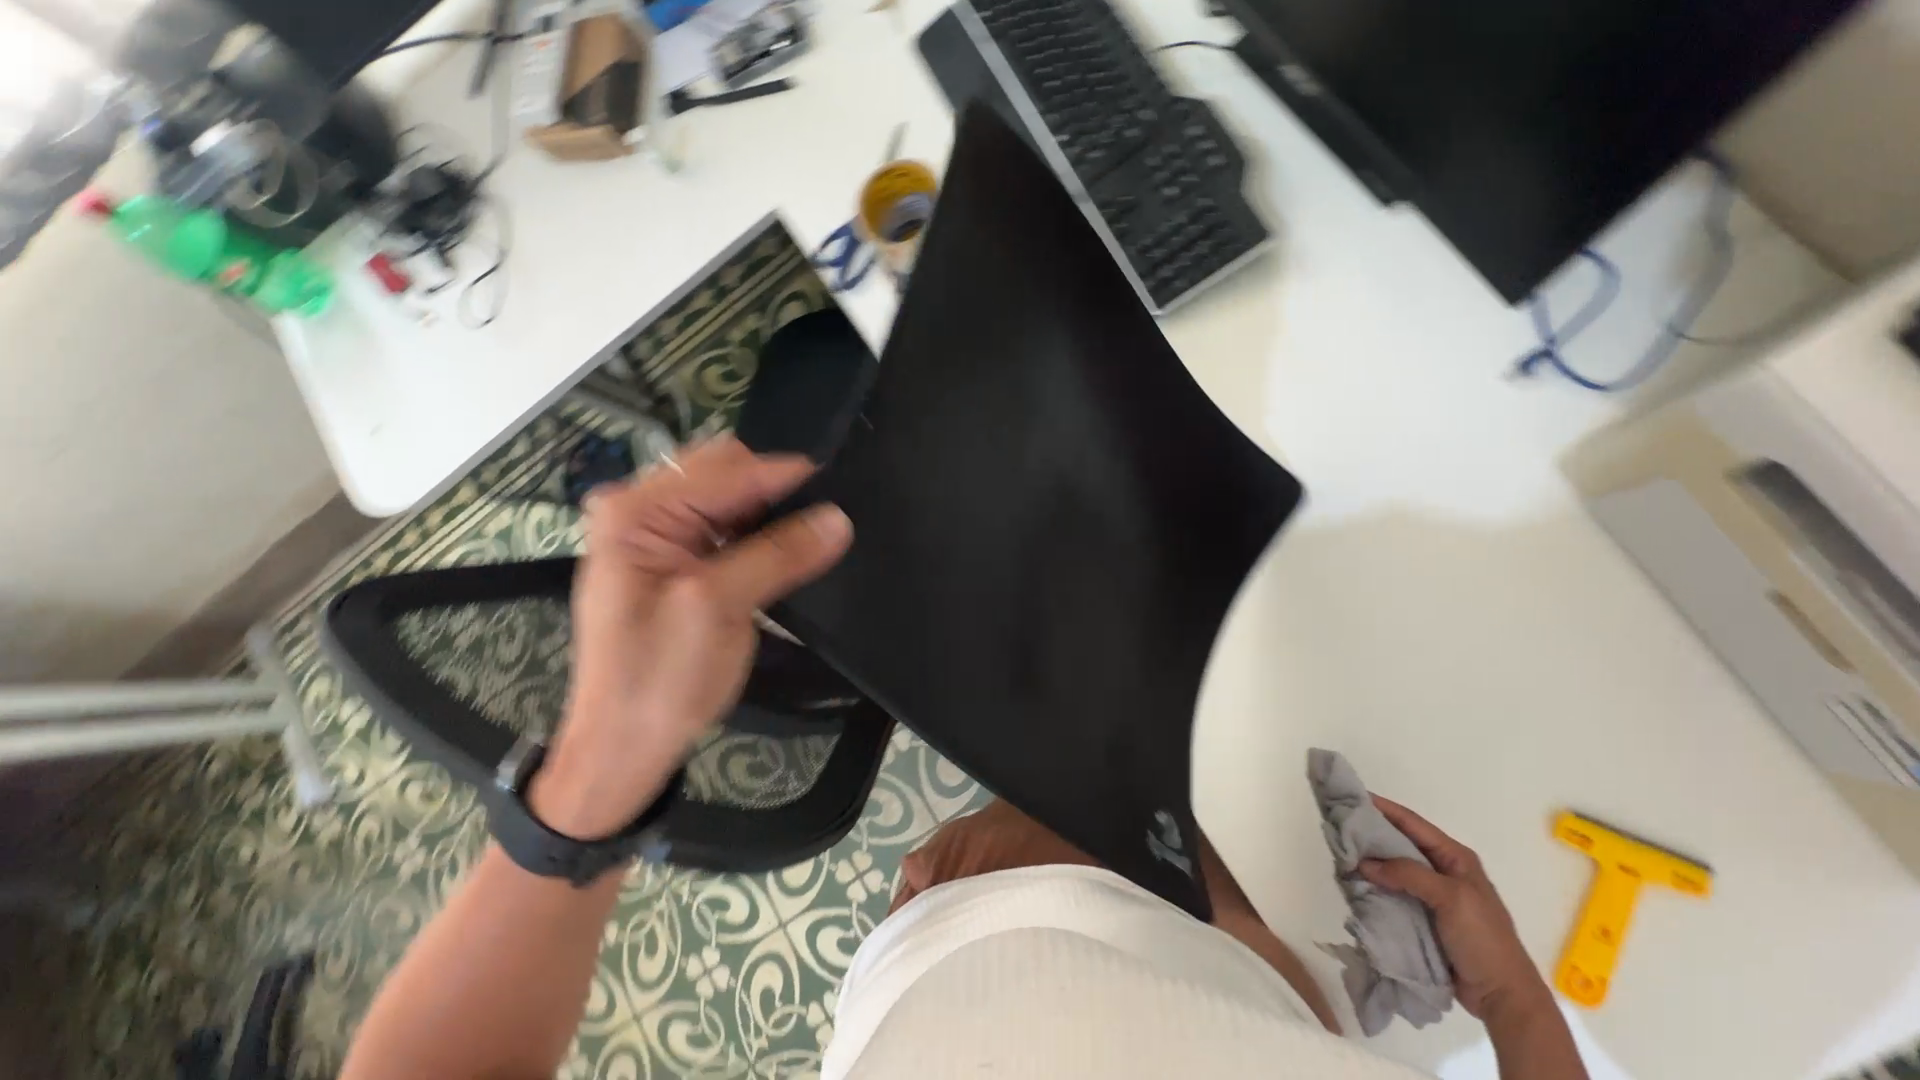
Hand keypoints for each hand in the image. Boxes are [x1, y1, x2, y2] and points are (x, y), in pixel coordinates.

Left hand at [529, 436, 852, 839]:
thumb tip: (838, 518)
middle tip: (825, 524)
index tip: (843, 491)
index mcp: (636, 510)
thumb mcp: (720, 609)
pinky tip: (780, 555)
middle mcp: (638, 508)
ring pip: (729, 498)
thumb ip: (778, 555)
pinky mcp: (669, 558)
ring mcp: (651, 532)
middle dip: (775, 493)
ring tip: (811, 539)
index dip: (787, 478)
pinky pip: (722, 526)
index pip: (727, 469)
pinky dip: (754, 534)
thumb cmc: (659, 679)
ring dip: (768, 515)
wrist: (622, 746)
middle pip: (725, 473)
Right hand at [1360, 795, 1552, 1024]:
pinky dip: (1373, 887)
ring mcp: (1432, 895)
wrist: (1501, 994)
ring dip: (1369, 862)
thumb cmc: (1483, 938)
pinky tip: (1353, 883)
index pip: (1412, 824)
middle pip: (1400, 844)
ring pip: (1393, 869)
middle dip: (1370, 833)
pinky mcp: (1422, 917)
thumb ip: (1409, 874)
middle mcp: (1442, 871)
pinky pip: (1392, 893)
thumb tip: (1364, 862)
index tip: (1352, 795)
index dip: (1383, 808)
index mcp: (1455, 858)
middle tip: (1338, 824)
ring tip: (1339, 852)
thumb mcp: (1451, 898)